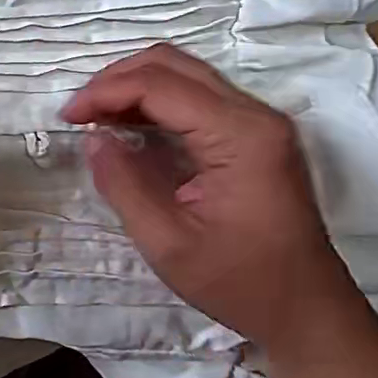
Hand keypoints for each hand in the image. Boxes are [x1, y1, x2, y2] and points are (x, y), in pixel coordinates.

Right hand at [60, 43, 366, 352]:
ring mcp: (257, 121)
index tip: (67, 119)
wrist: (309, 313)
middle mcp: (254, 114)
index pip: (158, 85)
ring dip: (131, 85)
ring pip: (181, 71)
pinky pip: (192, 94)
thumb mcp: (166, 243)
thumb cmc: (240, 283)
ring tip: (95, 117)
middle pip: (170, 63)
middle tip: (79, 113)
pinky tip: (126, 125)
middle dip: (114, 80)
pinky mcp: (252, 132)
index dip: (103, 93)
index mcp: (240, 136)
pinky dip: (150, 99)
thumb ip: (123, 184)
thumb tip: (92, 139)